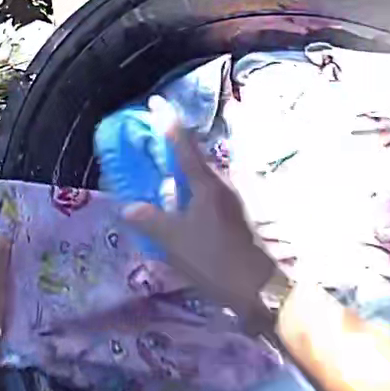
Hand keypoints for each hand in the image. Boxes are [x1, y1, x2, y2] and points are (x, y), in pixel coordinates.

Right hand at [122, 125, 280, 322]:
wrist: (261, 289)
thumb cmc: (216, 259)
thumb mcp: (175, 241)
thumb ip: (150, 220)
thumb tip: (128, 207)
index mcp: (205, 184)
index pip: (183, 145)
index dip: (167, 122)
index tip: (155, 102)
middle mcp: (222, 184)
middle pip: (196, 154)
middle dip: (176, 139)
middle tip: (155, 130)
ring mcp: (233, 199)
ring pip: (203, 171)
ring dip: (185, 162)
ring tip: (165, 162)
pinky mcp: (237, 214)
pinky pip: (208, 188)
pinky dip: (192, 183)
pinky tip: (182, 196)